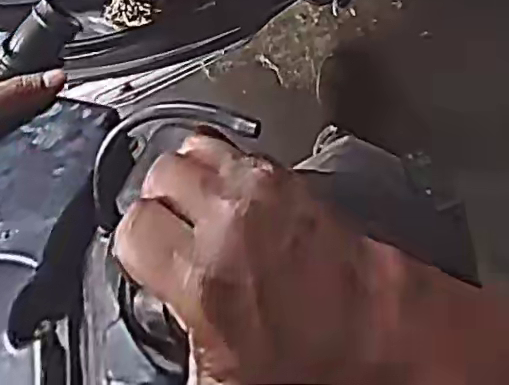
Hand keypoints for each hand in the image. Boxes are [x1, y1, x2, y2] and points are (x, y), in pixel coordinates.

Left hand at [0, 52, 64, 208]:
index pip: (12, 55)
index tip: (62, 68)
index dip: (37, 57)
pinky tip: (20, 155)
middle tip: (54, 103)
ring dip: (26, 125)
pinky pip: (6, 145)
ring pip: (14, 119)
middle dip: (37, 96)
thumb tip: (55, 77)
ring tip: (39, 130)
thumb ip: (15, 92)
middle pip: (18, 89)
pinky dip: (16, 148)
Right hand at [113, 134, 398, 383]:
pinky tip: (229, 191)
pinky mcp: (284, 170)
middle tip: (169, 226)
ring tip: (194, 201)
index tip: (143, 254)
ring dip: (187, 172)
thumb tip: (157, 308)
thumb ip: (176, 331)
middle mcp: (228, 215)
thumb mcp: (220, 375)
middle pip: (159, 173)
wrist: (375, 324)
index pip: (133, 226)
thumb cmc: (313, 358)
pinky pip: (234, 147)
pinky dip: (223, 163)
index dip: (133, 243)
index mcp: (204, 274)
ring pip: (193, 146)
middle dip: (157, 200)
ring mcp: (258, 184)